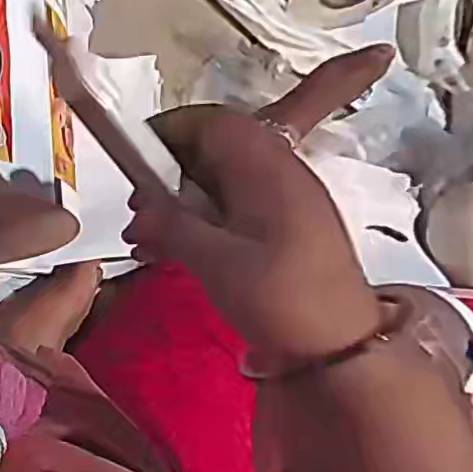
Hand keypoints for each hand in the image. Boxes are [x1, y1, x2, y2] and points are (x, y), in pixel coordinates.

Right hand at [122, 47, 394, 364]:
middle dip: (166, 175)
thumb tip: (140, 207)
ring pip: (216, 183)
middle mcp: (277, 176)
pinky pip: (228, 208)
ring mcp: (280, 201)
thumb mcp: (217, 262)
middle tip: (138, 210)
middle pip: (211, 152)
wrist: (338, 347)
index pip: (213, 123)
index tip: (134, 157)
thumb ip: (173, 226)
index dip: (169, 131)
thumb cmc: (282, 299)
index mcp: (266, 170)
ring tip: (146, 237)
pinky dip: (196, 222)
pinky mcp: (278, 227)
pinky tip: (168, 251)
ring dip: (177, 203)